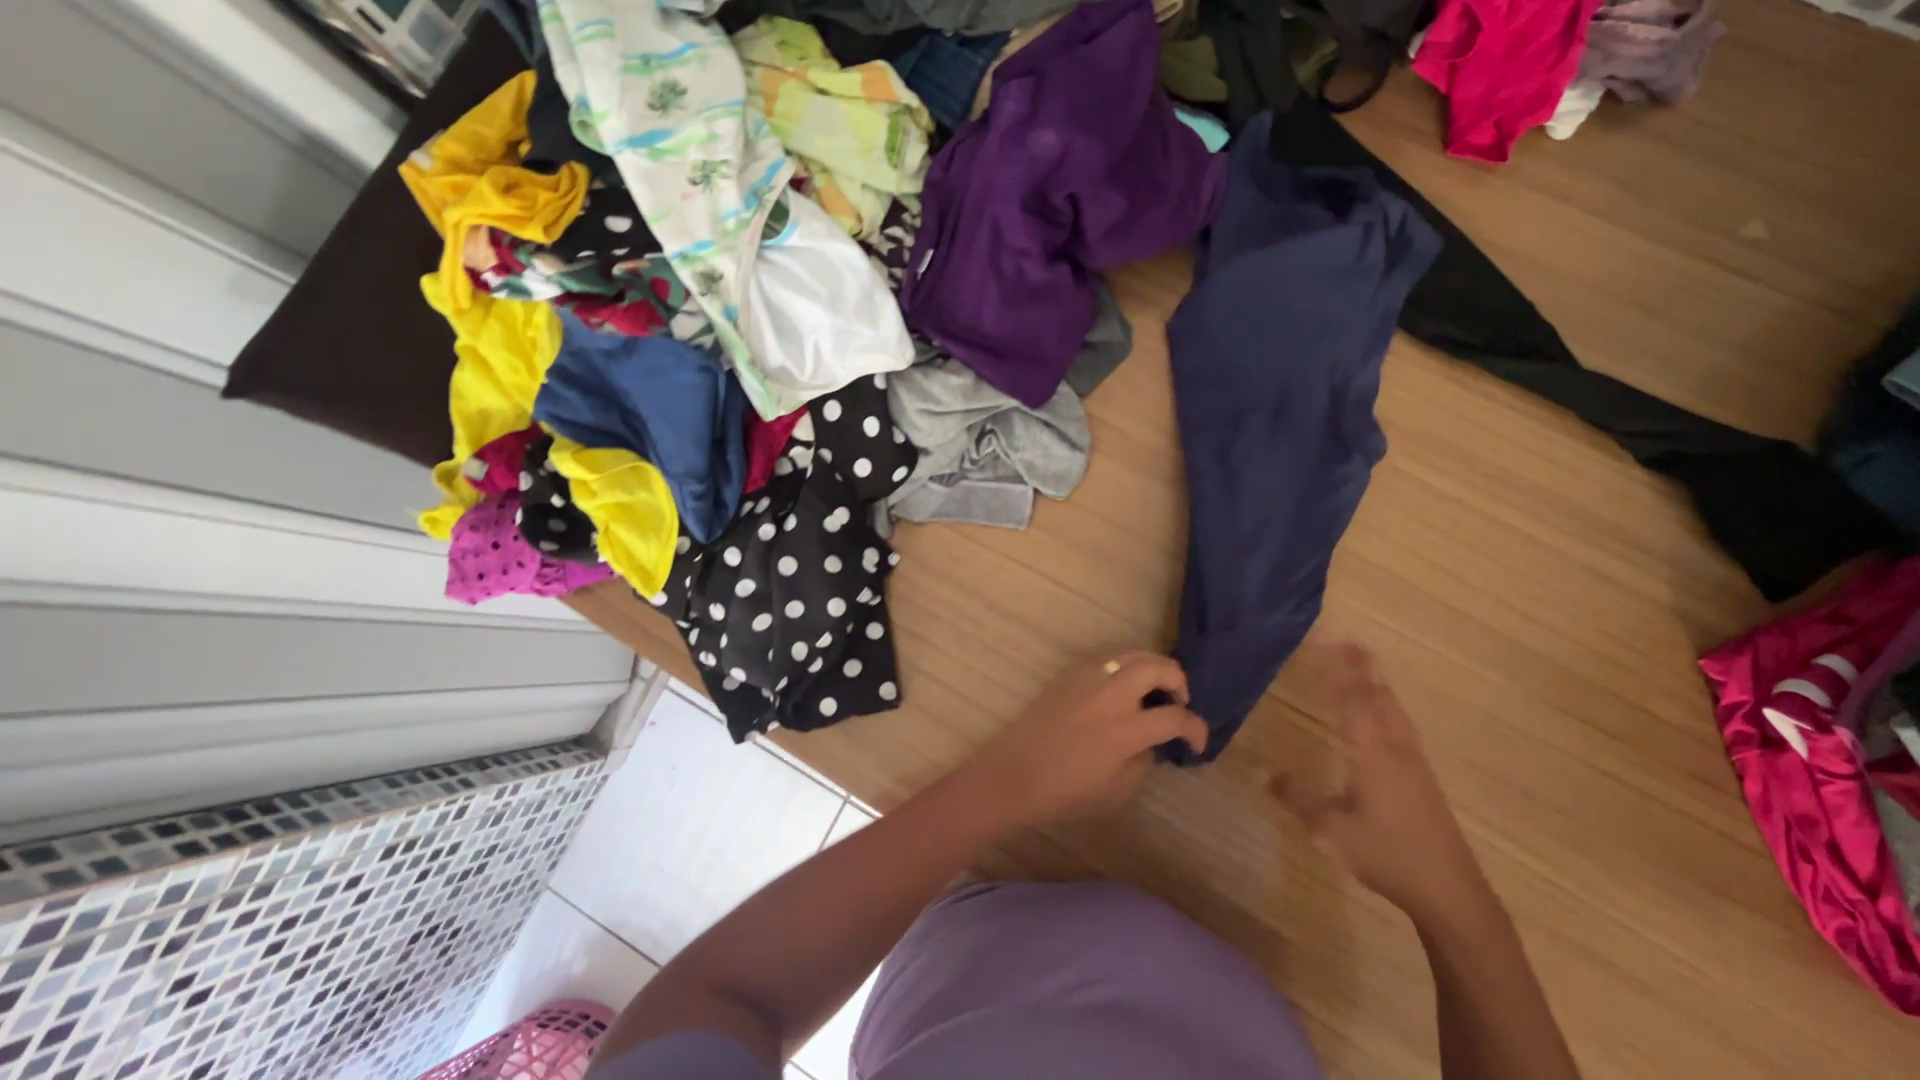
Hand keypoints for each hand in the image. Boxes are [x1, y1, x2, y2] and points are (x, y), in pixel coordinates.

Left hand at [963, 651, 1208, 827]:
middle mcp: (1111, 695)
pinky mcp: (1068, 674)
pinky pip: (1106, 658)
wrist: (1012, 774)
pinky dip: (1124, 665)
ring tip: (1153, 688)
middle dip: (1178, 681)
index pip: (1176, 718)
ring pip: (1132, 654)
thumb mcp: (1116, 790)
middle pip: (1158, 668)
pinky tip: (1121, 686)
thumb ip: (1142, 761)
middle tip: (1179, 700)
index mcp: (1125, 730)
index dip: (1196, 729)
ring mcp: (1088, 679)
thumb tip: (1151, 741)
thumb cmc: (1064, 793)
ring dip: (1152, 666)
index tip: (1197, 742)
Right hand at [1269, 645, 1490, 920]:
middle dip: (1358, 666)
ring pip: (1394, 708)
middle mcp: (1397, 747)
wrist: (1448, 888)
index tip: (1317, 642)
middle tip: (1340, 640)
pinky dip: (1386, 704)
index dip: (1334, 668)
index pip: (1351, 698)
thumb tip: (1256, 769)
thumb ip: (1295, 796)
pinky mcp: (1423, 776)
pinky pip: (1401, 724)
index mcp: (1374, 752)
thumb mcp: (1329, 829)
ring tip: (1360, 664)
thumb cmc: (1386, 855)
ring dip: (1375, 682)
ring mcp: (1415, 761)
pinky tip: (1382, 713)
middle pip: (1378, 695)